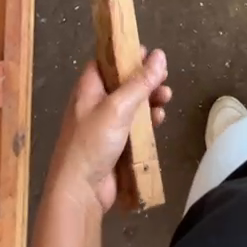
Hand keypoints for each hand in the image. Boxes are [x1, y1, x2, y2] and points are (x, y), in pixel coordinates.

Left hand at [44, 49, 170, 214]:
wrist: (80, 192)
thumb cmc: (93, 142)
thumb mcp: (118, 107)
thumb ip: (141, 82)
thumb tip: (160, 55)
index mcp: (89, 88)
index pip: (107, 61)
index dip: (126, 54)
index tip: (149, 53)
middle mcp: (96, 103)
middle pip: (124, 82)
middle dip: (146, 78)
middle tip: (165, 77)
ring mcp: (106, 124)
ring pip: (133, 103)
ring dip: (150, 99)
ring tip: (167, 98)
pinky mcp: (116, 144)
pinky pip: (135, 125)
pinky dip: (148, 120)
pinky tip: (159, 119)